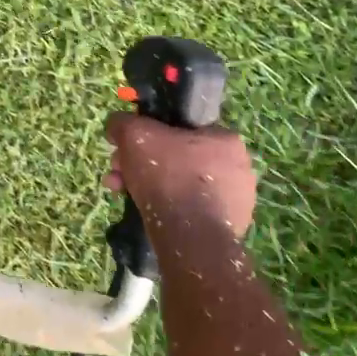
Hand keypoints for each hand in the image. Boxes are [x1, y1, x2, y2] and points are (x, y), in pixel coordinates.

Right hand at [104, 113, 256, 239]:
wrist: (190, 233)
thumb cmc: (166, 174)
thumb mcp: (133, 134)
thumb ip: (122, 122)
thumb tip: (118, 126)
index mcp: (224, 139)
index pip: (178, 128)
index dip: (145, 136)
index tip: (125, 149)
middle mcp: (238, 166)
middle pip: (173, 155)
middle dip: (139, 163)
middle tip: (118, 171)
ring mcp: (237, 197)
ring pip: (178, 180)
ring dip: (146, 183)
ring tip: (122, 191)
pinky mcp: (229, 222)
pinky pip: (190, 204)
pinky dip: (166, 203)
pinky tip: (146, 209)